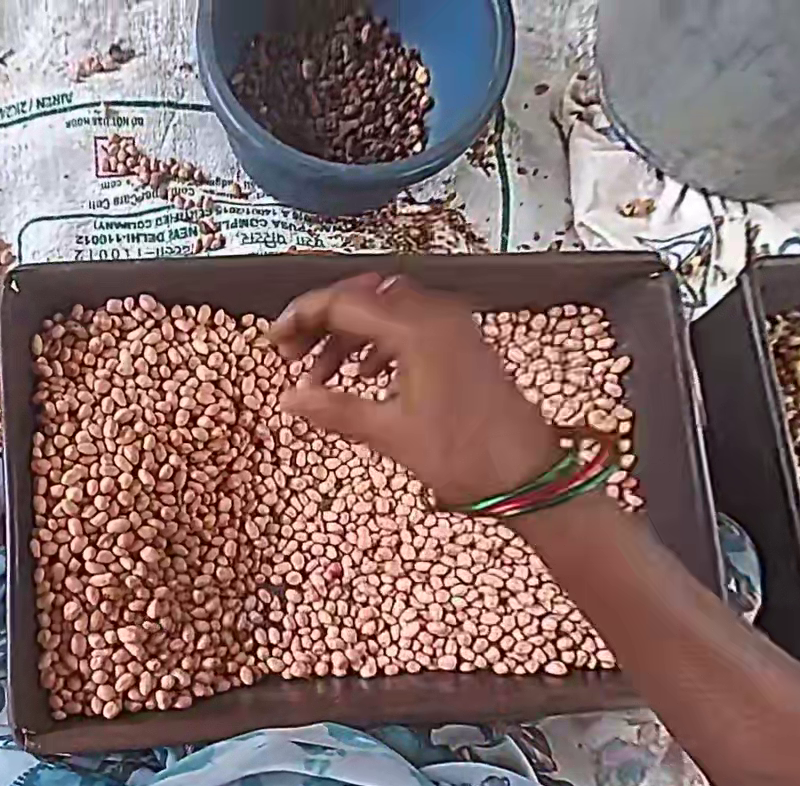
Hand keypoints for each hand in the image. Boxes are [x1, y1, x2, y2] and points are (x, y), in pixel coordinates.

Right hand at [272, 274, 560, 505]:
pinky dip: (373, 345)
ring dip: (345, 337)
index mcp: (417, 330)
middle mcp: (436, 315)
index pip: (345, 302)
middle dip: (320, 322)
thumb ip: (334, 409)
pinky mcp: (458, 344)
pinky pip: (405, 328)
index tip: (274, 340)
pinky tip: (361, 376)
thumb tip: (288, 397)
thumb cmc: (461, 454)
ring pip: (383, 312)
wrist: (525, 473)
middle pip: (363, 297)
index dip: (302, 317)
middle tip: (291, 355)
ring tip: (319, 376)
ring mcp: (451, 327)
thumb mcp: (388, 433)